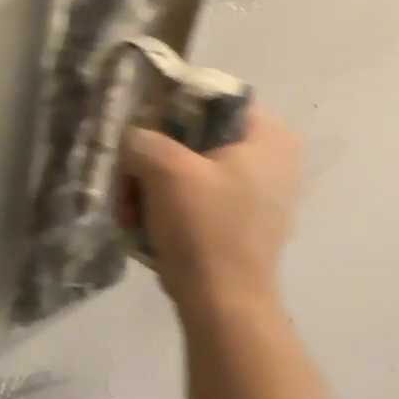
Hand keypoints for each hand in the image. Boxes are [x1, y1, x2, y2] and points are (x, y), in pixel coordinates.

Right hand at [119, 105, 303, 314]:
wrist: (222, 299)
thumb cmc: (204, 228)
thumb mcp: (165, 171)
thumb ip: (141, 140)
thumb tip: (129, 139)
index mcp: (270, 137)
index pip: (210, 99)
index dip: (165, 109)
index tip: (134, 132)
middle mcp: (271, 157)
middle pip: (191, 136)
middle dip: (149, 159)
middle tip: (126, 181)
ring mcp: (256, 190)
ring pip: (184, 168)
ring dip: (149, 185)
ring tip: (131, 211)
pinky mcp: (237, 218)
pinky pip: (190, 195)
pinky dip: (163, 205)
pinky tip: (145, 224)